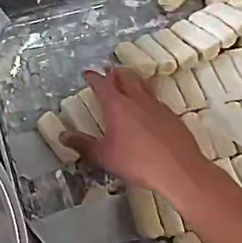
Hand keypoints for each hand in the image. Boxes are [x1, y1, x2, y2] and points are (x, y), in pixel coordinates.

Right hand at [62, 68, 211, 198]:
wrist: (179, 170)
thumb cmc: (137, 161)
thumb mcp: (104, 156)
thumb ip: (83, 144)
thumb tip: (63, 136)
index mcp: (117, 106)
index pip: (102, 85)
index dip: (94, 78)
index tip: (88, 74)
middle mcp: (137, 100)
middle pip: (126, 77)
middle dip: (116, 73)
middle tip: (110, 73)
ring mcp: (157, 106)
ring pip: (143, 85)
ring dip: (134, 80)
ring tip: (129, 81)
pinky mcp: (172, 116)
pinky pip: (156, 100)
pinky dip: (147, 98)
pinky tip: (148, 110)